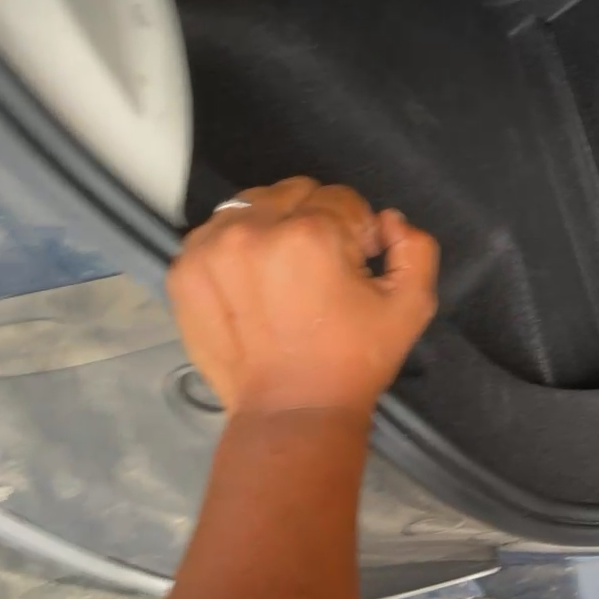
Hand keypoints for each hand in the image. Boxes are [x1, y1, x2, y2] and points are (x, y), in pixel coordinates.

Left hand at [167, 177, 439, 419]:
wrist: (293, 407)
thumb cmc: (359, 357)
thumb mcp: (413, 305)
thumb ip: (416, 248)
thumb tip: (389, 221)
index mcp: (310, 235)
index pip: (343, 198)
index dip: (362, 230)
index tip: (361, 266)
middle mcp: (252, 230)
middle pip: (295, 191)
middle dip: (320, 221)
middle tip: (329, 269)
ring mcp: (209, 248)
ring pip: (253, 206)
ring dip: (278, 227)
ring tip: (291, 275)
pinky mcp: (183, 269)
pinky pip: (218, 232)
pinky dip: (243, 246)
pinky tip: (261, 285)